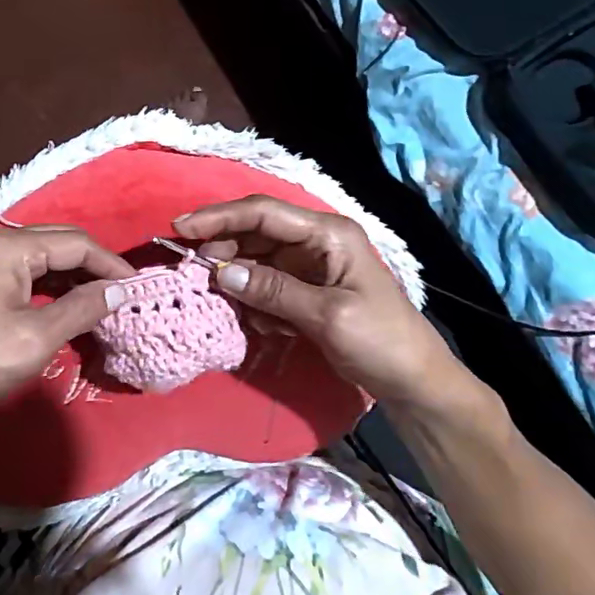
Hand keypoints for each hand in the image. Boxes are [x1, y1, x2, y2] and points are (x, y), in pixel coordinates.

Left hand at [0, 224, 133, 440]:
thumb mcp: (35, 338)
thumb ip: (82, 308)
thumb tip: (120, 290)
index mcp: (8, 245)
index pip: (76, 243)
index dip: (111, 265)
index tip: (139, 289)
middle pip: (58, 243)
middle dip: (93, 267)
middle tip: (123, 296)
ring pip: (39, 257)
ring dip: (71, 277)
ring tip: (100, 303)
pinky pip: (20, 270)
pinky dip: (46, 285)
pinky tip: (64, 304)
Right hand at [174, 196, 487, 409]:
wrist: (413, 382)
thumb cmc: (382, 341)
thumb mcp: (328, 316)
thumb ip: (274, 291)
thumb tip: (220, 272)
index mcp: (327, 234)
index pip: (263, 212)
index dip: (219, 217)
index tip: (181, 228)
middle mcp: (315, 242)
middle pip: (255, 232)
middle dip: (223, 249)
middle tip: (194, 273)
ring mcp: (309, 267)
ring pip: (255, 261)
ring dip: (236, 279)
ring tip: (223, 302)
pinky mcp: (304, 292)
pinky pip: (265, 287)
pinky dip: (253, 301)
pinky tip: (257, 323)